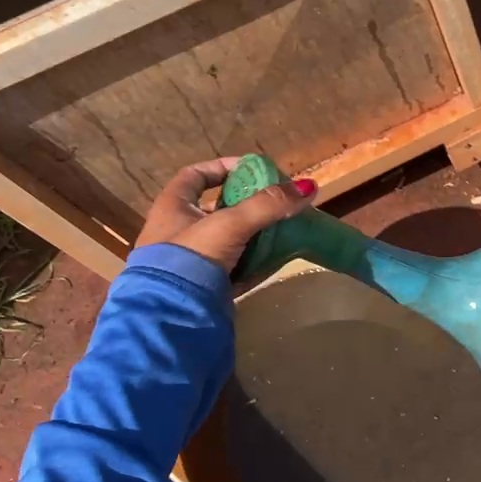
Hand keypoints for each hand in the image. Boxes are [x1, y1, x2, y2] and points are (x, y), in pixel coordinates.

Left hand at [134, 158, 316, 272]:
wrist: (171, 314)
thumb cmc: (191, 257)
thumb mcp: (231, 224)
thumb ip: (268, 205)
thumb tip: (309, 186)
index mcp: (172, 207)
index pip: (196, 175)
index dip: (223, 167)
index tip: (251, 169)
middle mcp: (176, 229)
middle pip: (215, 207)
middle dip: (246, 203)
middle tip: (273, 202)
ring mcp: (188, 258)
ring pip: (225, 236)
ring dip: (250, 231)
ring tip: (279, 227)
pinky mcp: (201, 282)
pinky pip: (230, 263)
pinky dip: (249, 258)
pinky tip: (271, 256)